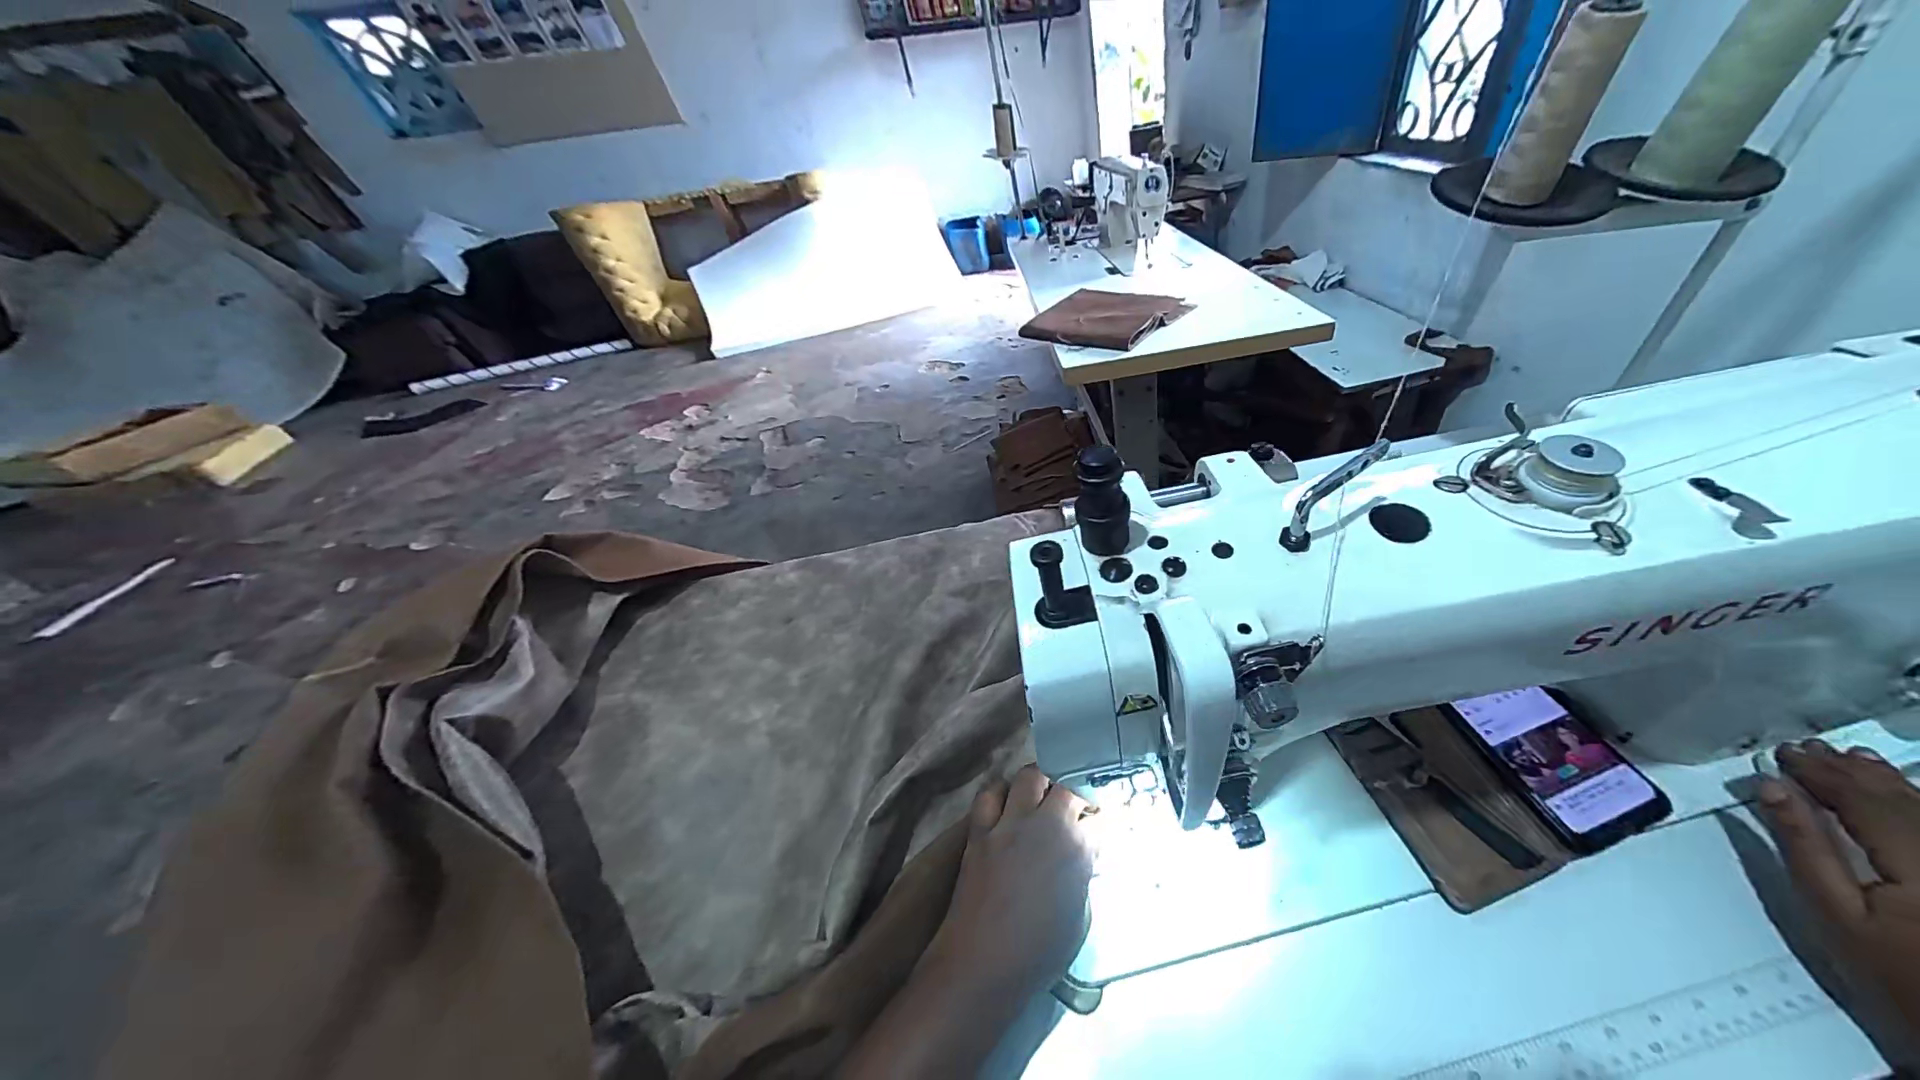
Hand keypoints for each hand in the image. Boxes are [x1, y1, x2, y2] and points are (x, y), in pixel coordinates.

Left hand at [838, 768, 1096, 1079]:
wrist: (983, 961)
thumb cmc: (1040, 950)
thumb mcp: (1080, 915)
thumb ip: (1082, 873)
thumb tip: (1081, 853)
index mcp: (1074, 846)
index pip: (1091, 810)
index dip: (1094, 811)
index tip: (1094, 819)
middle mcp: (1042, 824)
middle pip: (1059, 781)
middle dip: (1068, 786)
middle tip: (1069, 804)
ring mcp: (1007, 823)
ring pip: (1024, 777)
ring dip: (1035, 782)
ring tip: (1037, 798)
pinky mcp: (979, 830)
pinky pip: (989, 795)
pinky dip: (1000, 794)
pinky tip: (1005, 807)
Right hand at [1757, 739, 1919, 1028]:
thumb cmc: (1894, 974)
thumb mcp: (1836, 914)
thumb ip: (1804, 846)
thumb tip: (1774, 789)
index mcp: (1915, 861)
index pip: (1860, 799)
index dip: (1819, 773)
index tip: (1781, 753)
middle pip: (1900, 800)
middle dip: (1848, 772)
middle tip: (1805, 748)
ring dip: (1884, 781)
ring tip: (1848, 758)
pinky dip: (1916, 801)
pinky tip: (1901, 789)